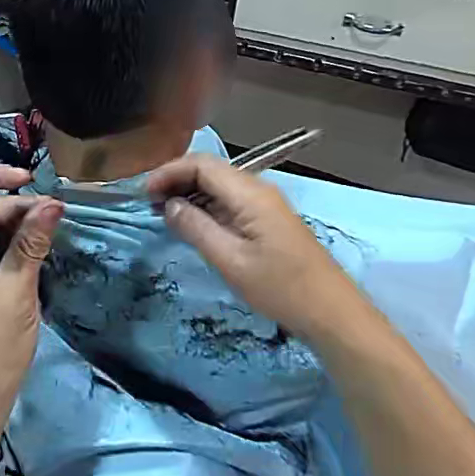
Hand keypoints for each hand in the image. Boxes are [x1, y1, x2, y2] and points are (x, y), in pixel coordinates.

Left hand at [0, 165, 63, 468]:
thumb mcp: (15, 293)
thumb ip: (30, 244)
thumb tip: (52, 203)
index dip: (9, 196)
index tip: (45, 201)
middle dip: (4, 193)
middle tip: (41, 199)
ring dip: (9, 216)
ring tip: (43, 220)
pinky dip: (8, 238)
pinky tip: (33, 243)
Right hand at [145, 156, 365, 340]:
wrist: (331, 311)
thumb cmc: (280, 288)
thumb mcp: (231, 261)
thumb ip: (196, 228)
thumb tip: (168, 205)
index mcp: (249, 193)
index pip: (201, 164)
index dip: (169, 172)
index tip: (143, 193)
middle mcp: (258, 188)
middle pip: (210, 169)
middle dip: (176, 180)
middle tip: (149, 203)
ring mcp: (266, 202)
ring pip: (220, 184)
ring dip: (190, 193)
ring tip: (164, 214)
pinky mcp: (269, 218)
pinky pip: (231, 200)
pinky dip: (207, 205)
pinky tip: (193, 223)